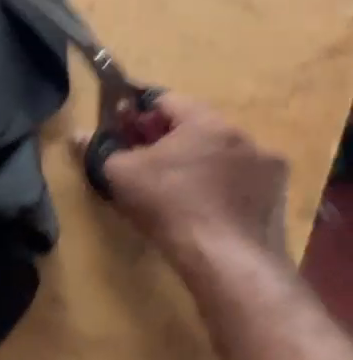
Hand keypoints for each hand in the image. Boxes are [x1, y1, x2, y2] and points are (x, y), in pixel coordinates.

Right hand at [78, 93, 290, 267]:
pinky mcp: (278, 197)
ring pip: (218, 151)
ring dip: (191, 157)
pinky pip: (237, 175)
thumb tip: (80, 135)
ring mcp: (270, 170)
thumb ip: (97, 146)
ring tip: (166, 180)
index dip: (136, 110)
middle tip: (136, 154)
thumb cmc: (167, 203)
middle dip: (163, 135)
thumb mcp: (115, 170)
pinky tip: (195, 201)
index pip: (166, 99)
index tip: (118, 128)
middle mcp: (247, 140)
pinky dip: (214, 179)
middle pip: (195, 124)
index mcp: (209, 124)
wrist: (227, 259)